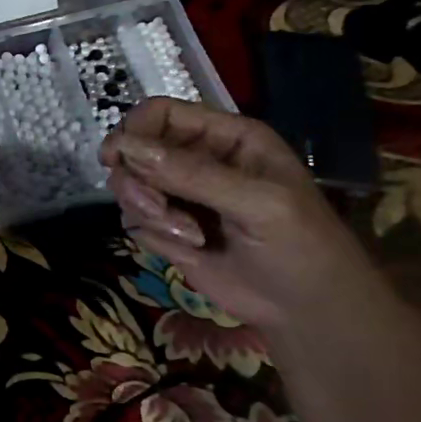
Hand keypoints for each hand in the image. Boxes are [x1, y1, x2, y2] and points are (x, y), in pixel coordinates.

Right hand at [102, 98, 381, 331]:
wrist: (304, 307)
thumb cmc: (300, 244)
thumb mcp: (257, 203)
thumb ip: (192, 174)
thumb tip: (126, 149)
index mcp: (225, 137)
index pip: (159, 114)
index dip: (132, 132)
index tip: (115, 160)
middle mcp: (196, 160)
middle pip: (133, 152)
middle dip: (137, 182)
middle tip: (157, 208)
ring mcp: (179, 196)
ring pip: (129, 188)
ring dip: (147, 211)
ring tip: (188, 235)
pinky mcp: (167, 229)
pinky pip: (134, 221)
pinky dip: (153, 235)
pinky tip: (189, 248)